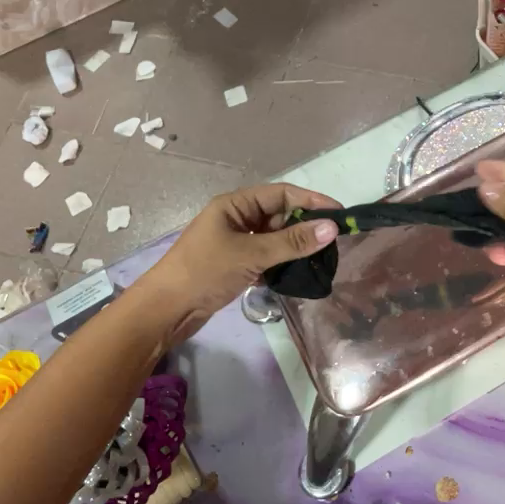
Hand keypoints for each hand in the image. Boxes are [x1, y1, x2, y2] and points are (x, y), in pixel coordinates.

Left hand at [137, 184, 340, 343]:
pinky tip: (298, 273)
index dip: (311, 200)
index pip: (282, 194)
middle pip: (279, 215)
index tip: (339, 213)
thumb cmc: (205, 271)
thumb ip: (293, 242)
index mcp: (235, 205)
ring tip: (321, 258)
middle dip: (305, 225)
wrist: (165, 310)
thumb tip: (332, 228)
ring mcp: (235, 242)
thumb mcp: (252, 254)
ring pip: (274, 238)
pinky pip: (267, 256)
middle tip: (334, 240)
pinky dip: (282, 262)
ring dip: (295, 246)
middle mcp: (236, 218)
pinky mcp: (235, 264)